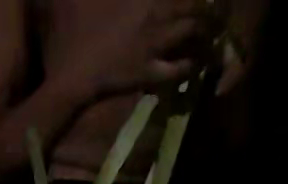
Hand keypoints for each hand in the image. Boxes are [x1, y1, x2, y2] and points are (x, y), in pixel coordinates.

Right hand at [65, 0, 205, 97]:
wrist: (72, 73)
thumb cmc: (73, 32)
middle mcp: (154, 14)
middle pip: (194, 4)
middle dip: (208, 7)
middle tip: (216, 12)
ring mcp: (153, 45)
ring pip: (192, 32)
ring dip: (205, 32)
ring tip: (211, 33)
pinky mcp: (149, 72)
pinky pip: (178, 69)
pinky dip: (190, 65)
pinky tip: (194, 64)